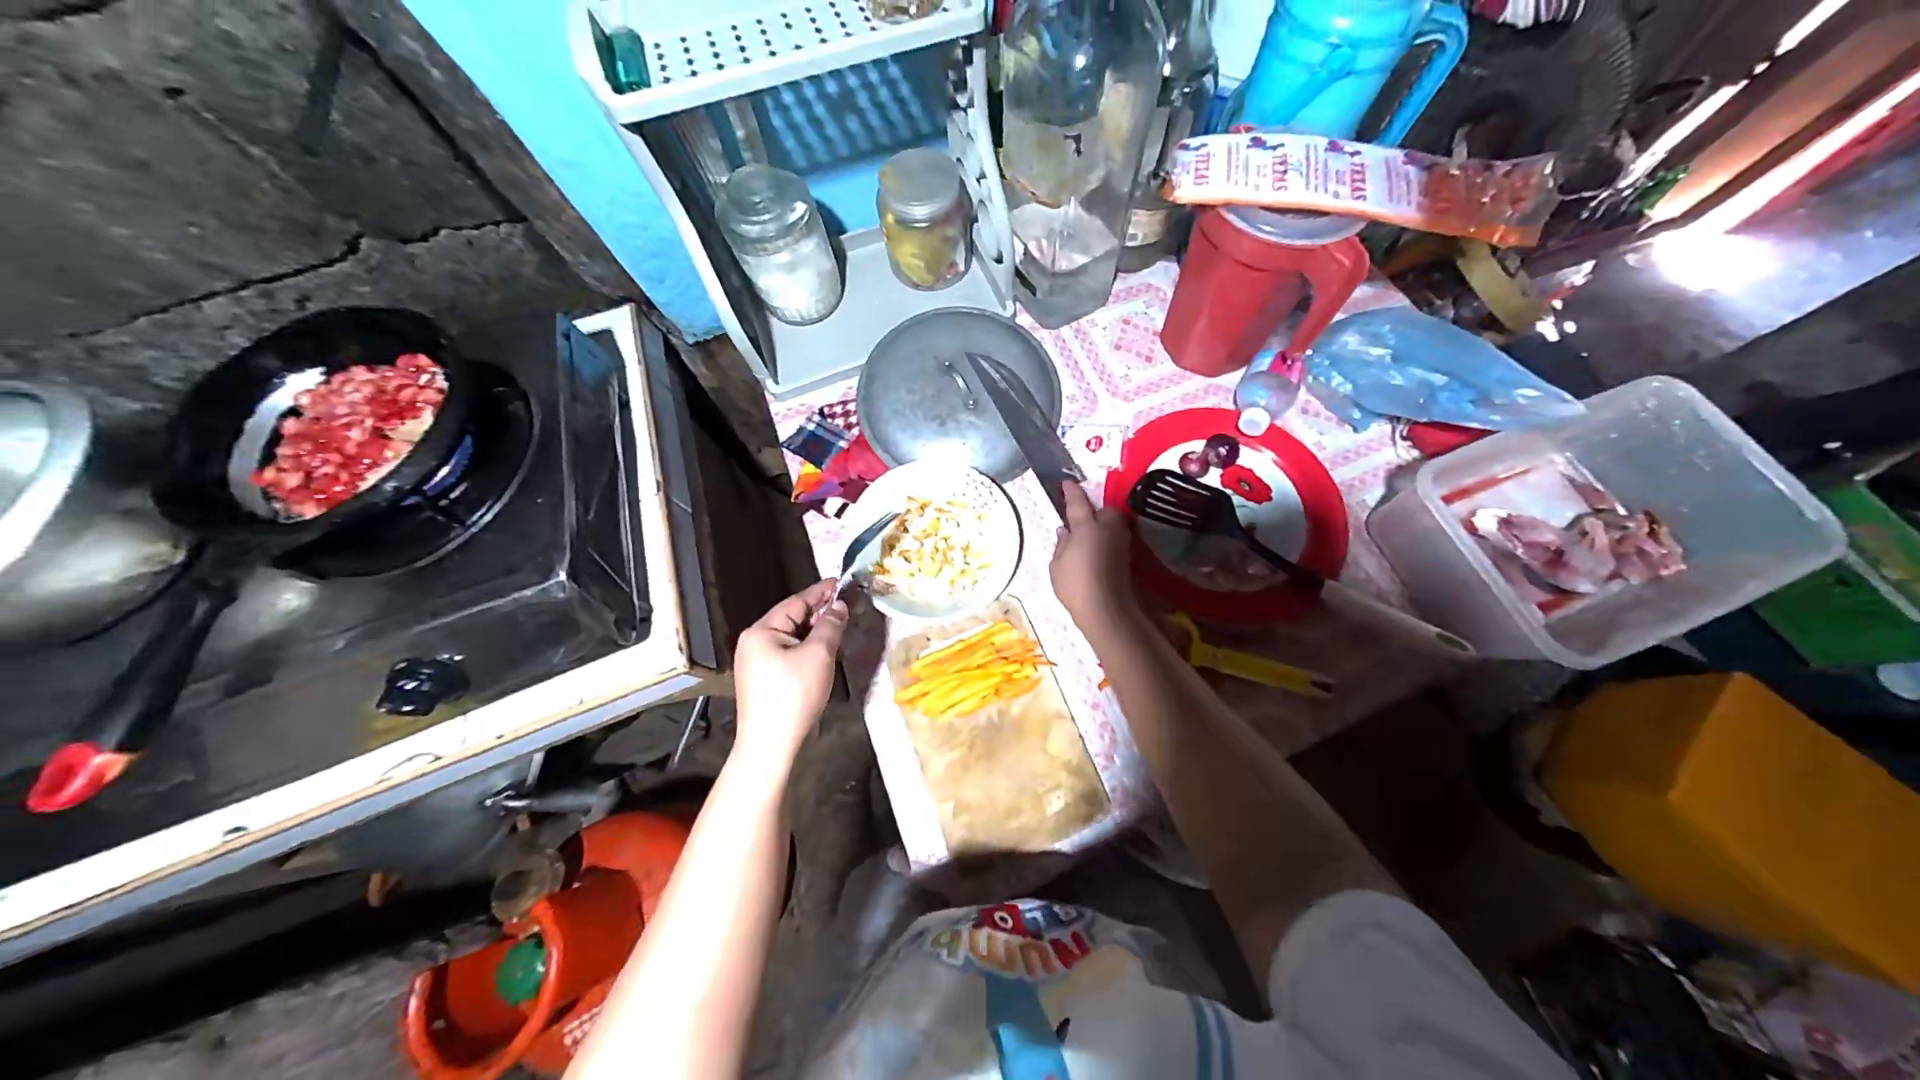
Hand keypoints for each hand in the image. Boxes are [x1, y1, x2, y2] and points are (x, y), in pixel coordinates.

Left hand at [732, 580, 847, 766]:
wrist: (770, 744)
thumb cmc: (794, 694)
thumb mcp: (818, 655)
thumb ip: (830, 625)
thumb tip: (839, 606)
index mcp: (761, 631)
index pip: (795, 602)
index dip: (820, 592)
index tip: (841, 582)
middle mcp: (752, 642)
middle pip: (791, 619)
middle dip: (818, 612)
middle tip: (846, 605)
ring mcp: (755, 663)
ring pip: (790, 638)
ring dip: (814, 632)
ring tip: (839, 625)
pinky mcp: (761, 681)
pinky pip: (786, 654)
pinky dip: (806, 649)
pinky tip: (822, 651)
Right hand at [1051, 483, 1138, 630]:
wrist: (1109, 611)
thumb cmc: (1076, 587)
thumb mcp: (1057, 566)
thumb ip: (1061, 544)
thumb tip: (1065, 530)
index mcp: (1086, 526)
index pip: (1077, 502)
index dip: (1071, 491)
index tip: (1066, 484)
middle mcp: (1108, 529)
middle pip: (1106, 509)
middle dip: (1097, 509)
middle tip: (1082, 517)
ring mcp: (1121, 542)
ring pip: (1114, 523)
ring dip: (1104, 523)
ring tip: (1090, 533)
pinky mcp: (1128, 557)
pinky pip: (1116, 538)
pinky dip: (1108, 538)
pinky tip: (1098, 548)